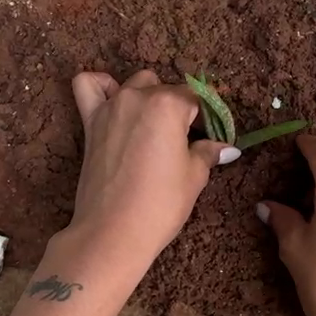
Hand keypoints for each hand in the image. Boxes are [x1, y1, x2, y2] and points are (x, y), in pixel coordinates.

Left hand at [63, 70, 235, 271]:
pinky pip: (89, 87)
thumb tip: (227, 148)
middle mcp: (138, 97)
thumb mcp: (193, 177)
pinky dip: (101, 86)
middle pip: (167, 90)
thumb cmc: (159, 204)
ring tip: (156, 126)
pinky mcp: (90, 122)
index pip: (197, 99)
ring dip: (149, 96)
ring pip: (135, 84)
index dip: (209, 118)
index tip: (214, 135)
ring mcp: (110, 107)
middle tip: (188, 141)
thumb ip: (208, 153)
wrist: (112, 232)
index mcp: (168, 105)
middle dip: (181, 110)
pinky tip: (113, 100)